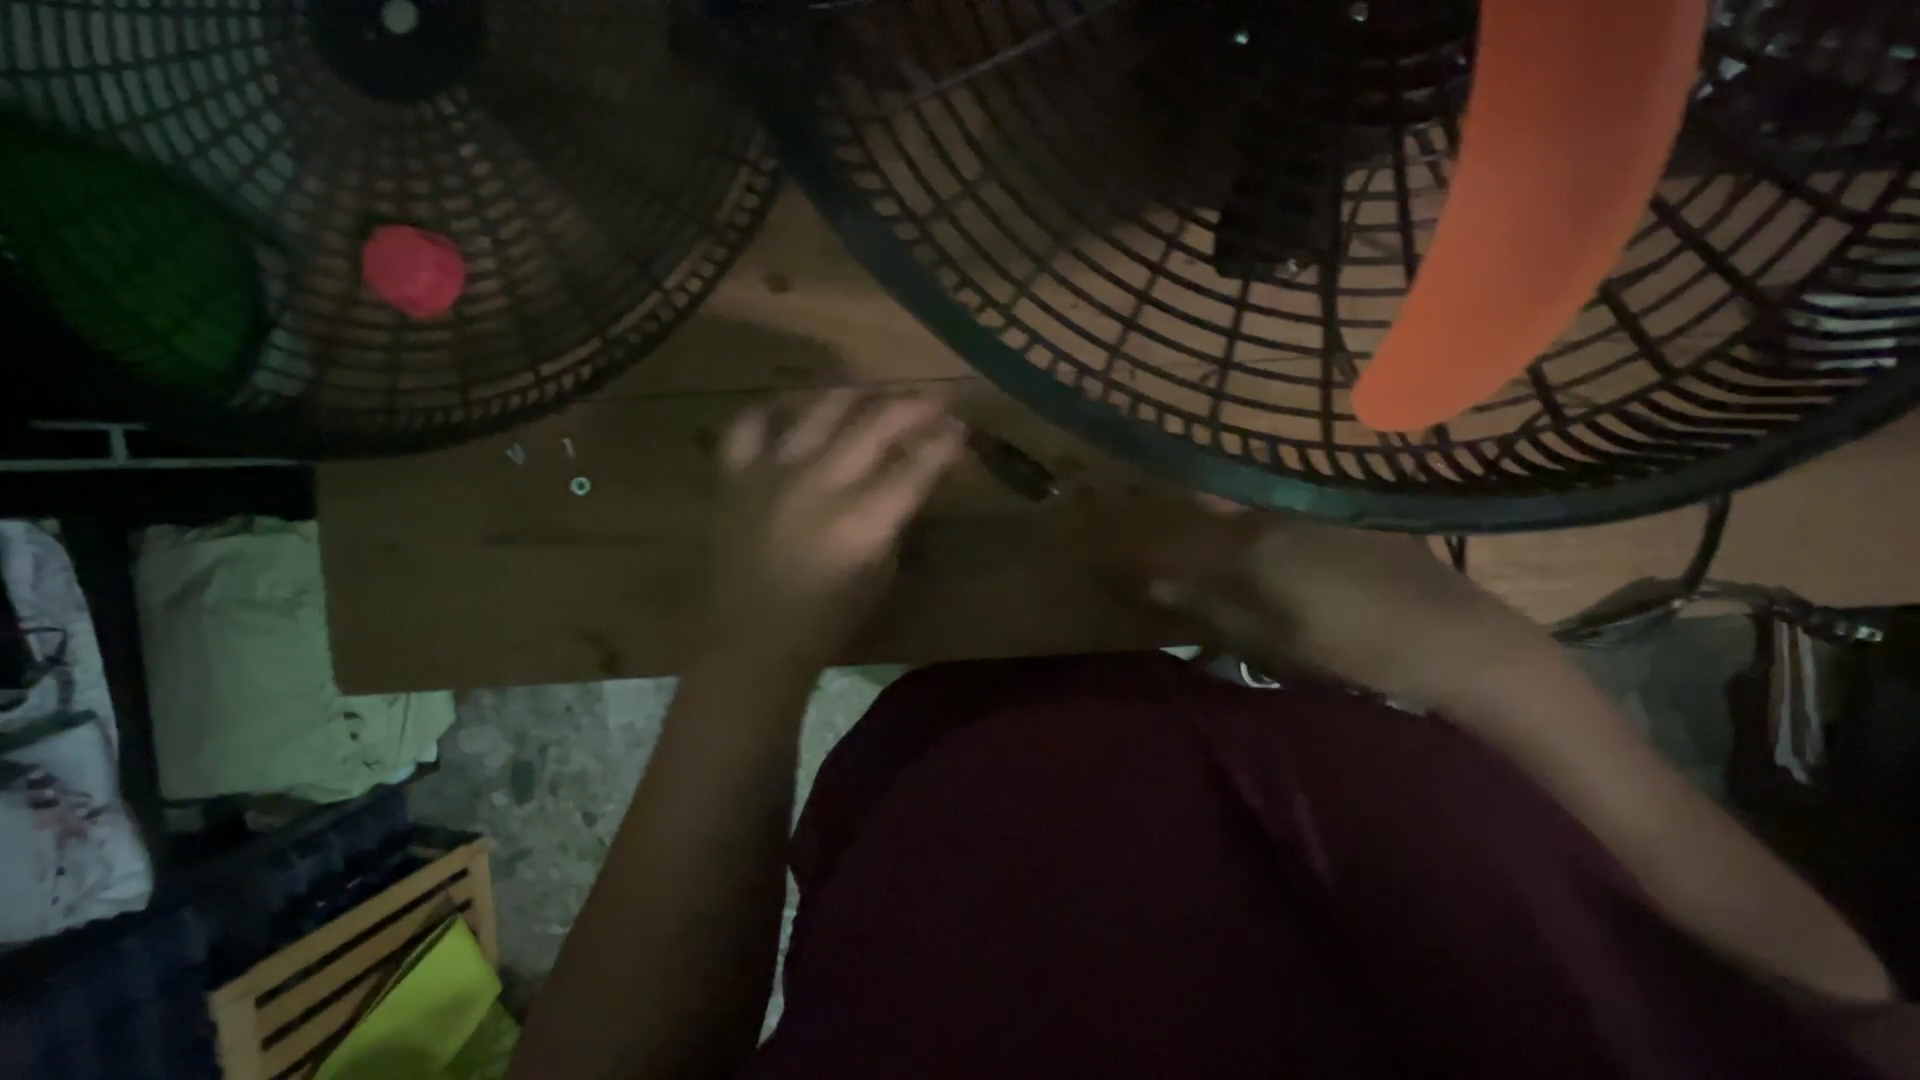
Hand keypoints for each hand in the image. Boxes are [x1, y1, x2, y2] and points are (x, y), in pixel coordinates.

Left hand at [698, 389, 965, 668]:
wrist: (753, 641)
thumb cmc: (828, 618)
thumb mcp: (881, 572)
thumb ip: (897, 516)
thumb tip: (912, 477)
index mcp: (863, 519)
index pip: (917, 465)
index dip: (945, 442)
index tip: (961, 427)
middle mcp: (821, 482)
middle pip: (877, 423)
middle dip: (915, 405)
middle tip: (936, 398)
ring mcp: (773, 472)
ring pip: (820, 408)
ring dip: (856, 394)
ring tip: (873, 393)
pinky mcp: (735, 476)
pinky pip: (748, 425)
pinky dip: (773, 413)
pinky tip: (791, 414)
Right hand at [1139, 506, 1564, 712]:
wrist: (1459, 641)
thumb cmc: (1354, 651)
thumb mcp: (1270, 640)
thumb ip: (1207, 607)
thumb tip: (1152, 584)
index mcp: (1251, 544)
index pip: (1174, 538)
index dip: (1138, 550)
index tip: (1109, 561)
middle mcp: (1275, 513)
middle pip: (1204, 517)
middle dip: (1173, 536)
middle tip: (1152, 564)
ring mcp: (1312, 512)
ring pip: (1240, 515)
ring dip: (1213, 534)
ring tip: (1199, 565)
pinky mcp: (1342, 519)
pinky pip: (1275, 519)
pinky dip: (1252, 537)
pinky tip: (1258, 562)